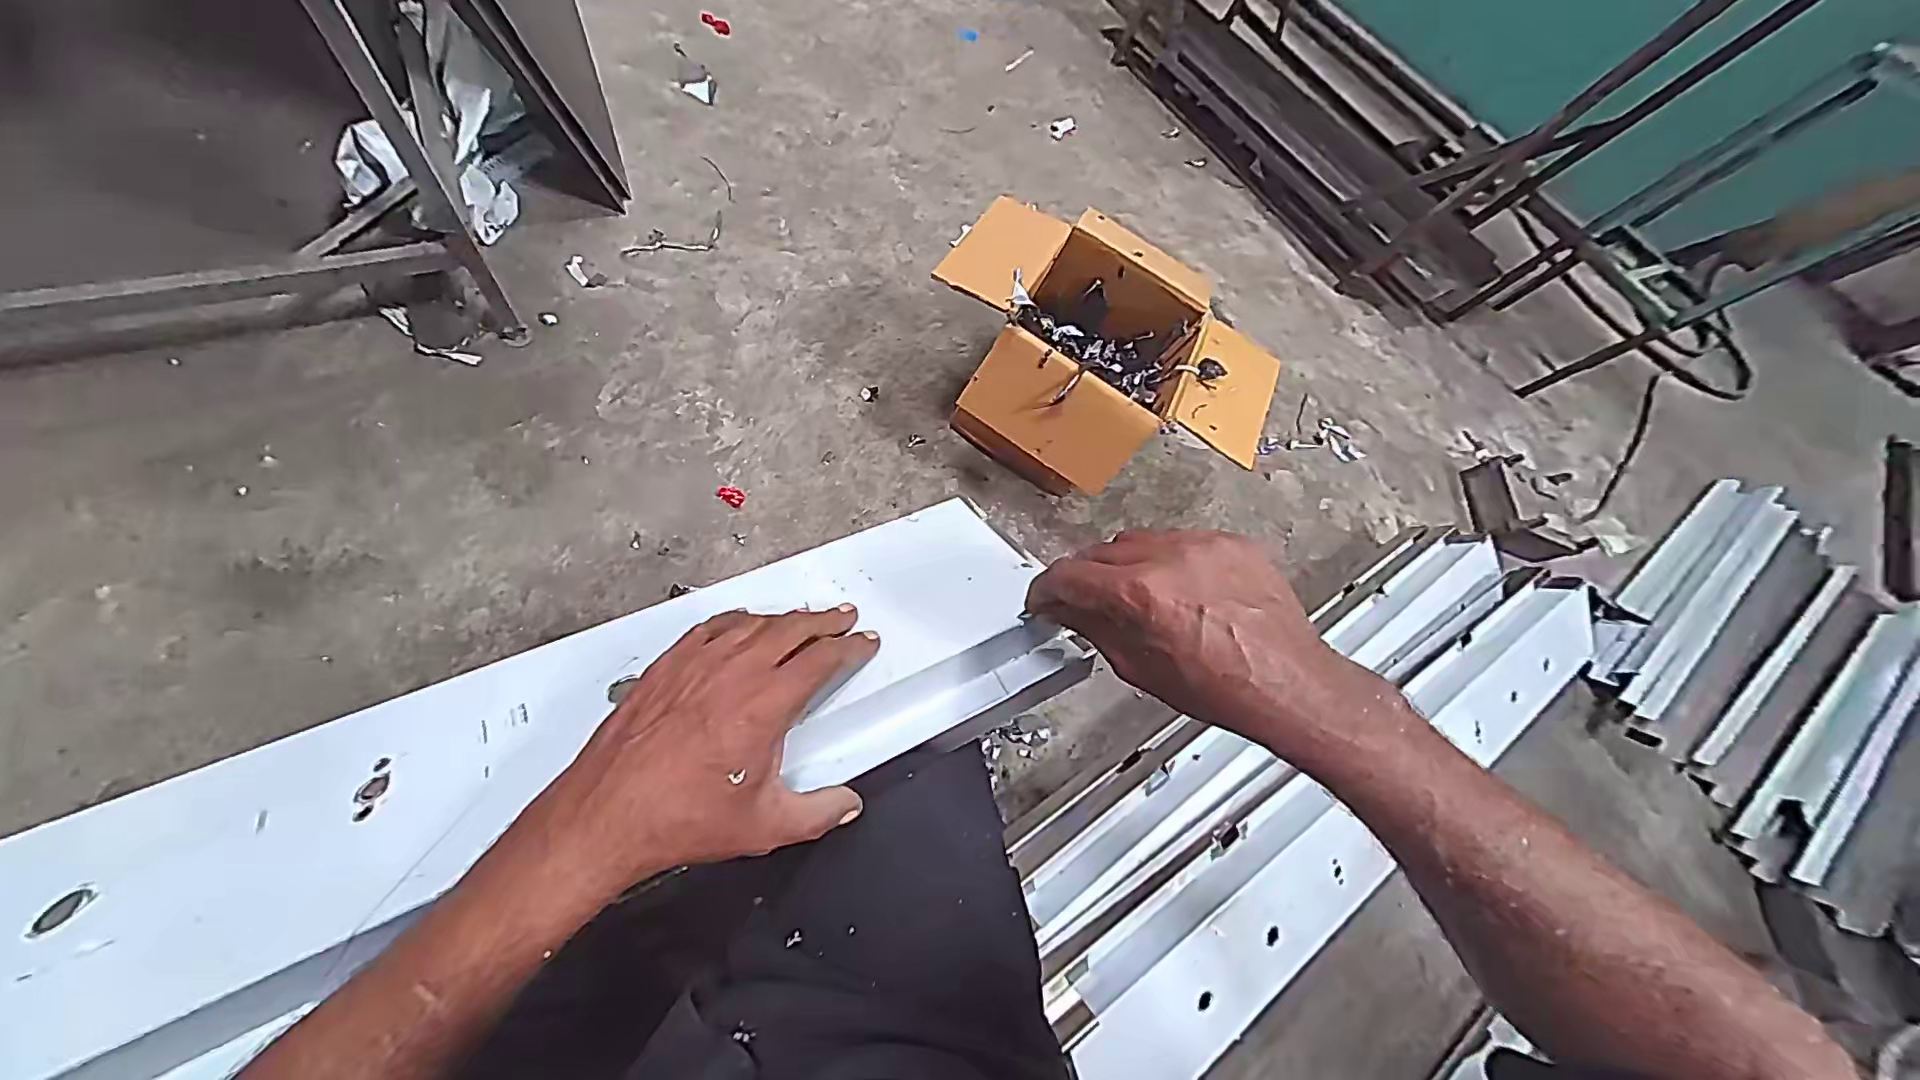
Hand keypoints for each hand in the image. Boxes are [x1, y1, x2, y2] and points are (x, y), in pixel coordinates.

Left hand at [515, 606, 877, 899]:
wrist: (604, 817)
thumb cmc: (672, 817)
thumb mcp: (764, 825)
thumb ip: (819, 813)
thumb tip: (844, 805)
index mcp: (763, 705)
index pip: (821, 658)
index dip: (849, 646)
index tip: (861, 642)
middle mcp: (732, 674)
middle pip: (793, 629)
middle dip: (826, 621)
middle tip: (842, 618)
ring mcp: (697, 665)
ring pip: (754, 623)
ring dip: (786, 617)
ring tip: (803, 618)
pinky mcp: (668, 666)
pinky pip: (712, 626)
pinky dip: (737, 619)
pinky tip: (742, 622)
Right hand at [1025, 530, 1395, 759]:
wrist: (1287, 683)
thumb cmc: (1224, 687)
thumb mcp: (1139, 667)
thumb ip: (1093, 628)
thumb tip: (1069, 610)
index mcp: (1140, 593)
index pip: (1068, 574)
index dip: (1046, 589)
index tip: (1044, 597)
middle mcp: (1169, 558)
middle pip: (1098, 552)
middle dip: (1084, 577)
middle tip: (1084, 600)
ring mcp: (1202, 546)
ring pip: (1136, 540)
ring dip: (1124, 565)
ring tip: (1136, 596)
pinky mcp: (1228, 542)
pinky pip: (1179, 541)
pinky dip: (1167, 560)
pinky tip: (1177, 589)